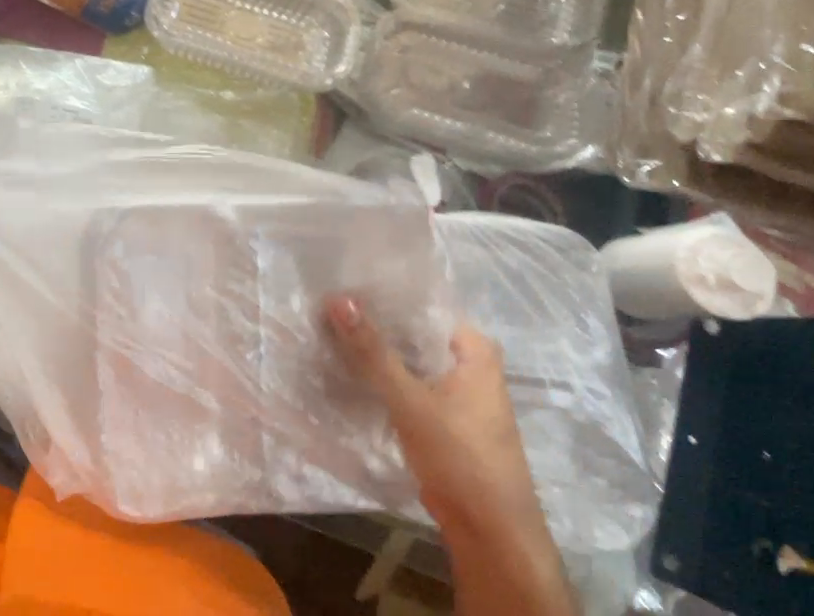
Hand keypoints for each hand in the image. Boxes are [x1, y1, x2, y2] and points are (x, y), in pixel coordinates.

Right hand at [323, 296, 544, 542]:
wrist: (490, 530)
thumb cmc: (461, 456)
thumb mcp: (411, 400)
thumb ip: (373, 351)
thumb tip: (337, 298)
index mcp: (475, 349)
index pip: (423, 305)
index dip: (383, 293)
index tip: (340, 282)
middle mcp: (468, 364)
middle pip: (412, 331)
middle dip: (373, 322)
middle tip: (323, 304)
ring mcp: (455, 392)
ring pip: (407, 359)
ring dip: (374, 351)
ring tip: (326, 330)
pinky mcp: (440, 416)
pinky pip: (405, 383)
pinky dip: (380, 377)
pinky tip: (345, 370)